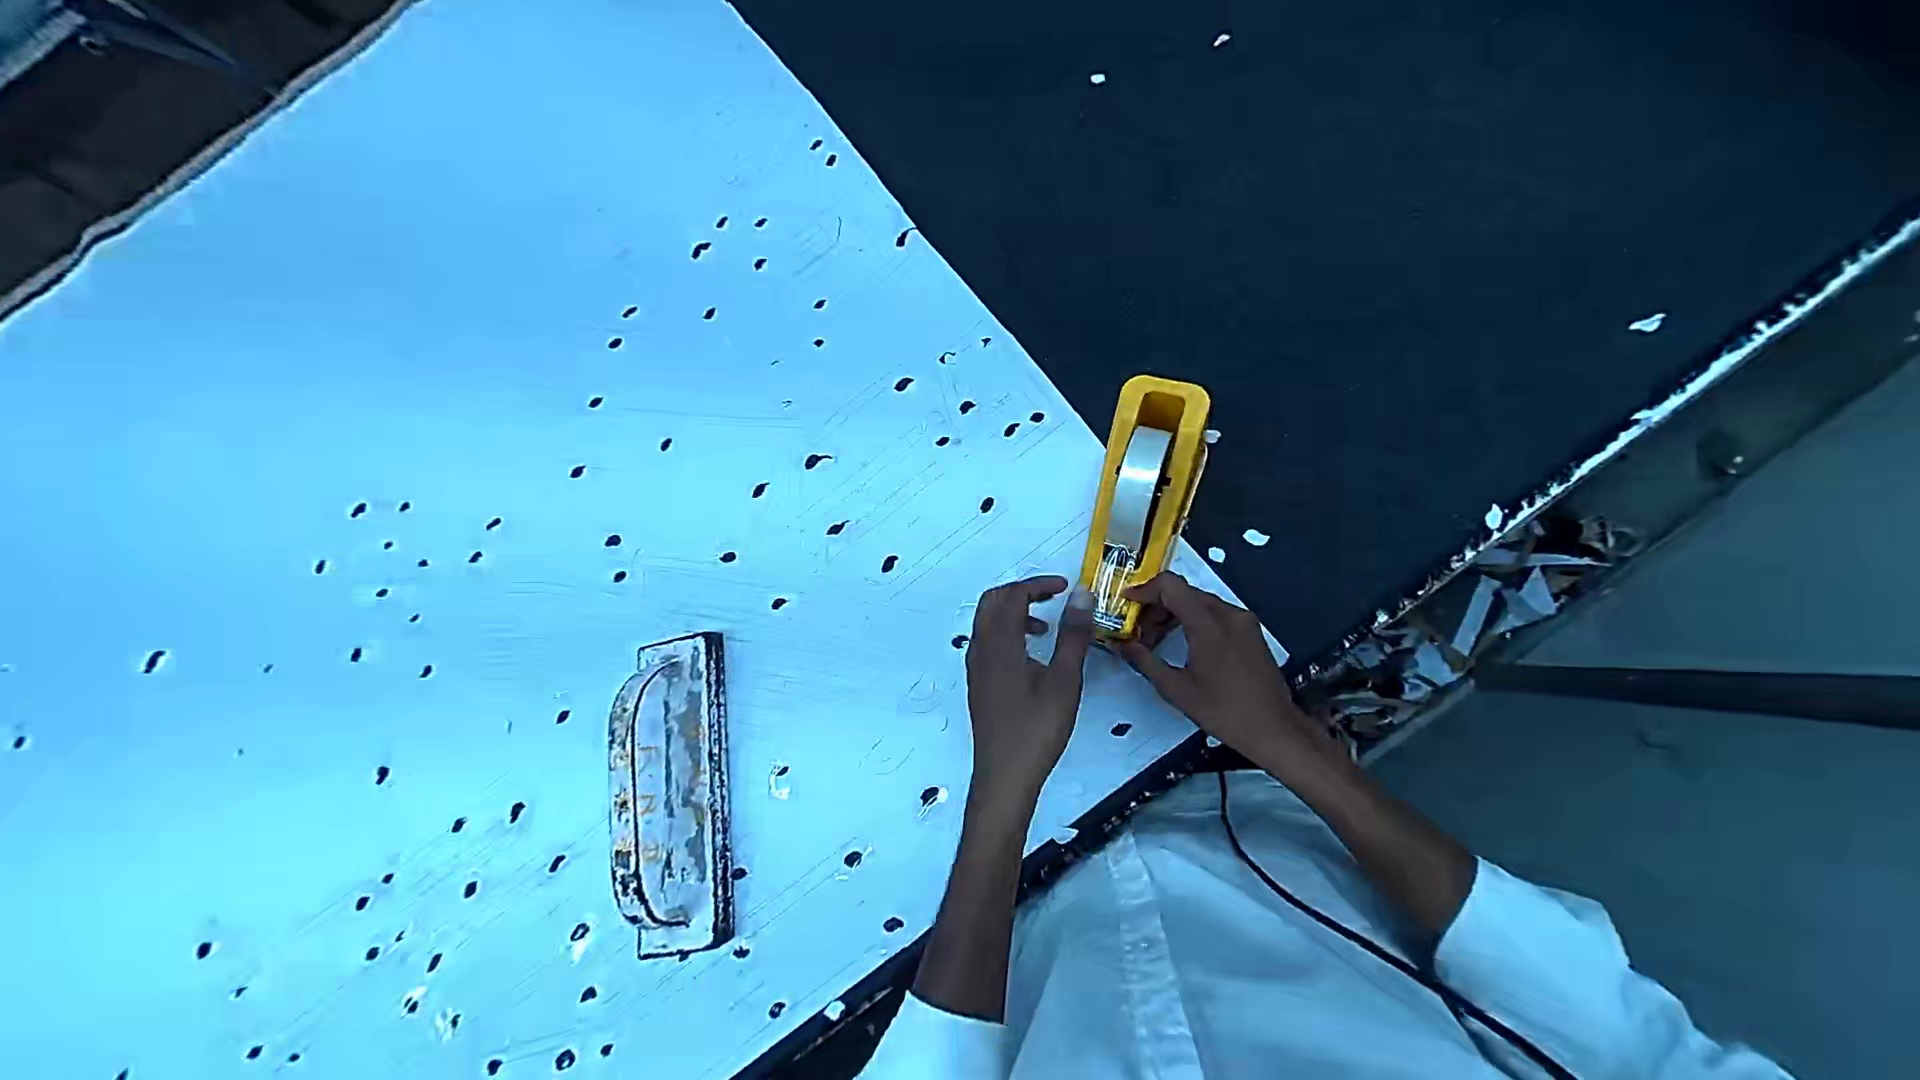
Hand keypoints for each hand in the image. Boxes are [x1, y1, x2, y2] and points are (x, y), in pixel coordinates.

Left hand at [964, 575, 1094, 813]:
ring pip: (988, 621)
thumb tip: (1080, 595)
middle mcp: (980, 648)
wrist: (1005, 774)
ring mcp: (975, 666)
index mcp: (999, 643)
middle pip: (993, 601)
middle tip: (1052, 598)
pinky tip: (1031, 655)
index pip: (1011, 594)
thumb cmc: (1037, 728)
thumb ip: (1073, 634)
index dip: (1037, 584)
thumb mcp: (1064, 679)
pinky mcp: (978, 681)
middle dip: (1022, 592)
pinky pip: (987, 641)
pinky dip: (1007, 632)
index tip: (1063, 586)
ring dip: (1014, 613)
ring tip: (1046, 628)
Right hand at [1118, 571, 1346, 780]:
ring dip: (1173, 613)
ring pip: (1198, 601)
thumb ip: (1145, 661)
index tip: (1127, 603)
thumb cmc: (1223, 712)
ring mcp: (1242, 620)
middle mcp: (1228, 614)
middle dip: (1155, 606)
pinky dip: (1193, 620)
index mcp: (1208, 625)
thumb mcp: (1176, 689)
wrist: (1274, 729)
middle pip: (1183, 592)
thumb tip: (1122, 645)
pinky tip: (1183, 643)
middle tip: (1139, 631)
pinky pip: (1214, 612)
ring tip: (1157, 640)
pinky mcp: (1250, 629)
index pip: (1170, 586)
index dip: (1144, 589)